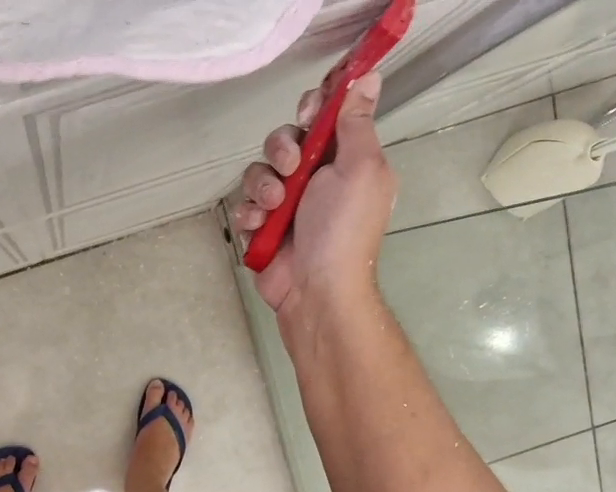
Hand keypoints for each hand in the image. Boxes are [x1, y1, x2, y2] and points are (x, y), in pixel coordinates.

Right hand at [233, 71, 396, 314]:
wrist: (317, 291)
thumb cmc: (344, 229)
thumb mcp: (361, 167)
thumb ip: (358, 122)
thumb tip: (370, 77)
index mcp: (346, 161)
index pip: (325, 117)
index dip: (314, 107)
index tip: (309, 113)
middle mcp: (317, 179)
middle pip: (286, 139)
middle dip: (281, 149)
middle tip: (291, 167)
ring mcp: (288, 206)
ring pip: (260, 171)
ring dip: (262, 185)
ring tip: (274, 207)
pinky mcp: (264, 229)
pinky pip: (245, 205)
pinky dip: (249, 214)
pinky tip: (260, 226)